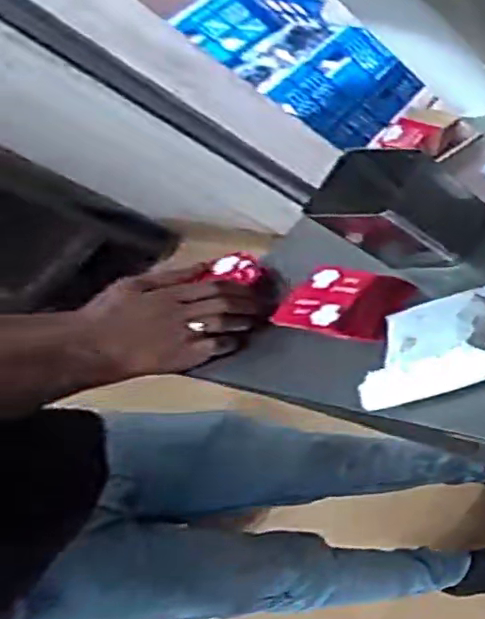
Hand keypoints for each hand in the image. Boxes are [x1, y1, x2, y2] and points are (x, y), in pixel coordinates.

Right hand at [75, 264, 264, 380]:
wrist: (87, 347)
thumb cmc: (108, 314)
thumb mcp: (132, 286)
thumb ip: (171, 275)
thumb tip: (207, 264)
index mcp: (166, 294)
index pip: (215, 286)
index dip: (241, 288)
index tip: (254, 291)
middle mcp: (178, 312)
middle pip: (226, 304)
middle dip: (250, 304)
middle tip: (262, 306)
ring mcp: (185, 333)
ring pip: (227, 323)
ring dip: (245, 321)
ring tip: (252, 321)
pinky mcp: (188, 353)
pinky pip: (221, 345)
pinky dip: (233, 341)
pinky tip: (236, 339)